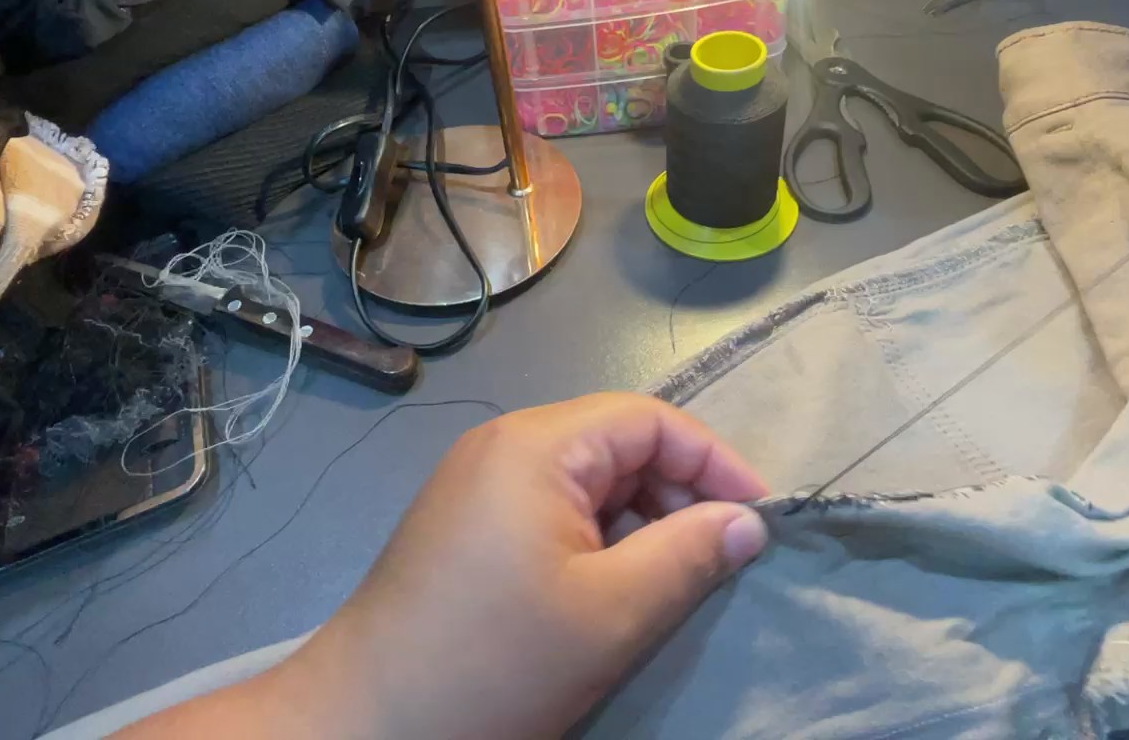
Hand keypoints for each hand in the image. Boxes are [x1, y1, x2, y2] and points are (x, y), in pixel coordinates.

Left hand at [126, 393, 769, 739]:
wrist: (369, 717)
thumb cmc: (496, 659)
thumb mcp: (610, 613)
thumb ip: (687, 556)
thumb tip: (748, 521)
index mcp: (536, 442)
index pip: (645, 418)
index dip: (710, 458)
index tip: (760, 516)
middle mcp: (505, 443)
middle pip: (614, 442)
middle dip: (674, 491)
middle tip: (716, 558)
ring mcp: (480, 478)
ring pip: (585, 476)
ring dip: (636, 517)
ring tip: (667, 578)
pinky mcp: (468, 516)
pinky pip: (550, 503)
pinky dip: (593, 534)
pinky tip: (609, 584)